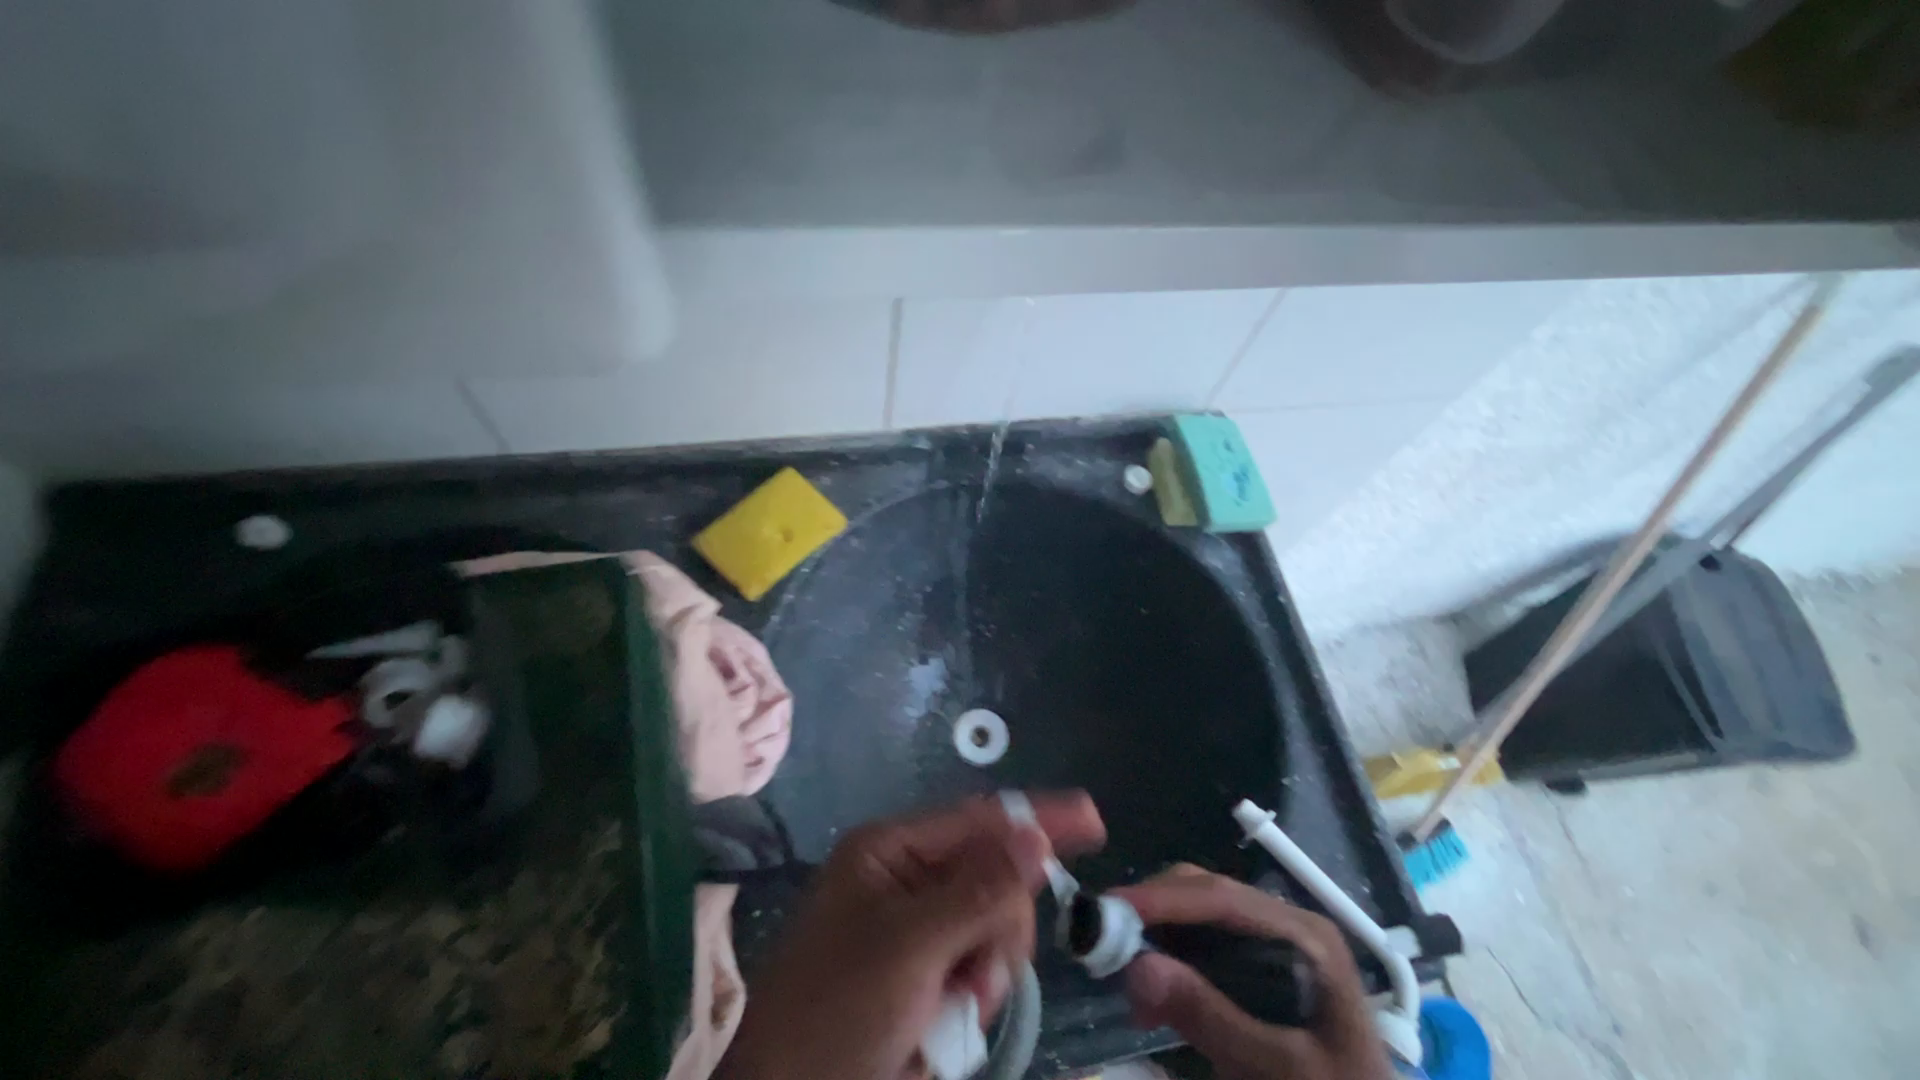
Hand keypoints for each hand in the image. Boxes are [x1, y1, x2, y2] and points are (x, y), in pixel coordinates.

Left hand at [719, 793, 1105, 1079]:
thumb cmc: (838, 1010)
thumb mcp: (910, 948)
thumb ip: (980, 892)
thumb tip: (1037, 836)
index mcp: (890, 850)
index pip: (979, 819)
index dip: (1037, 818)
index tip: (1095, 822)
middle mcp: (905, 877)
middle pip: (995, 876)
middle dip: (999, 927)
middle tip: (978, 976)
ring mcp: (915, 924)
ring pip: (994, 923)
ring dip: (989, 966)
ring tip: (956, 1006)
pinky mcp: (923, 967)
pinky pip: (979, 961)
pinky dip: (978, 990)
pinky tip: (952, 1019)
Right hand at [1111, 866, 1393, 1079]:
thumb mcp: (1282, 1070)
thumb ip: (1212, 1018)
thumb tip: (1137, 968)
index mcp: (1305, 936)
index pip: (1222, 898)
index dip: (1162, 900)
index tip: (1108, 912)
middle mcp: (1286, 925)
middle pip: (1205, 895)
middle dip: (1152, 913)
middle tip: (1105, 946)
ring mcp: (1271, 944)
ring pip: (1196, 915)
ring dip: (1154, 937)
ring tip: (1125, 980)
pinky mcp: (1255, 968)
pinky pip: (1200, 945)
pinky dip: (1167, 960)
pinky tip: (1151, 997)